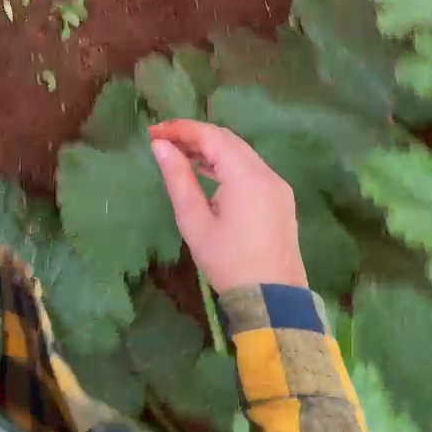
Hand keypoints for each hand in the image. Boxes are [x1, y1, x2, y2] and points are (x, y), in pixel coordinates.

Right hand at [148, 120, 307, 291]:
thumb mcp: (194, 219)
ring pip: (239, 152)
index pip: (210, 136)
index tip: (152, 133)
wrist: (274, 302)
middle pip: (226, 139)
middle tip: (162, 141)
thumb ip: (177, 177)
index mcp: (247, 177)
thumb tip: (160, 145)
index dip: (179, 129)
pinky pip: (249, 167)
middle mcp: (267, 175)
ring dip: (208, 148)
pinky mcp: (279, 200)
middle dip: (193, 135)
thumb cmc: (228, 260)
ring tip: (177, 154)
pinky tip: (203, 170)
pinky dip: (224, 162)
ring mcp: (277, 187)